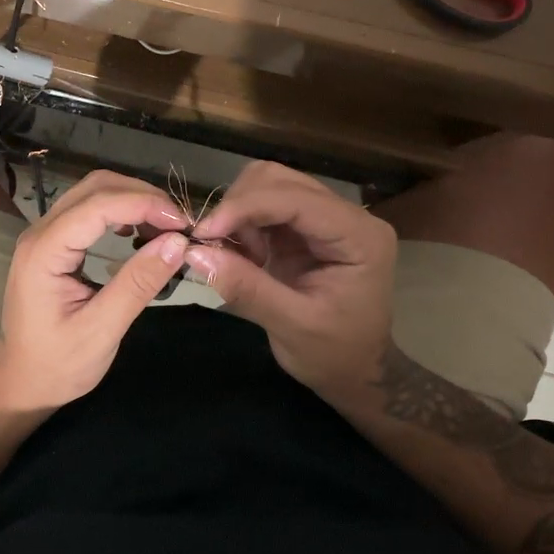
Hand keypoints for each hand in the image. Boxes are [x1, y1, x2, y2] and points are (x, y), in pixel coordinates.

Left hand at [0, 171, 190, 413]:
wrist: (22, 382)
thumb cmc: (58, 364)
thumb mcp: (102, 329)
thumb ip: (138, 283)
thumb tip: (178, 242)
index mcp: (44, 251)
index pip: (97, 204)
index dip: (144, 204)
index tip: (184, 223)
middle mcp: (39, 233)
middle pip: (94, 187)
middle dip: (142, 196)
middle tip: (181, 224)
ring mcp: (43, 236)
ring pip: (91, 194)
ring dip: (133, 201)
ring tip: (168, 228)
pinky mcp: (53, 245)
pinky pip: (88, 212)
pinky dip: (120, 212)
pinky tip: (140, 233)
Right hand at [184, 161, 397, 394]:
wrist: (354, 372)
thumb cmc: (333, 353)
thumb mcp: (291, 326)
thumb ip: (246, 288)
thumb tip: (194, 253)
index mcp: (359, 237)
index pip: (297, 199)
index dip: (246, 208)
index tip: (204, 232)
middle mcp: (346, 217)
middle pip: (279, 180)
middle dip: (239, 208)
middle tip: (216, 248)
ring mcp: (324, 219)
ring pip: (267, 186)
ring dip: (238, 215)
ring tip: (235, 256)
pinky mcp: (303, 228)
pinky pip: (262, 206)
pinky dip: (240, 224)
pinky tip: (241, 256)